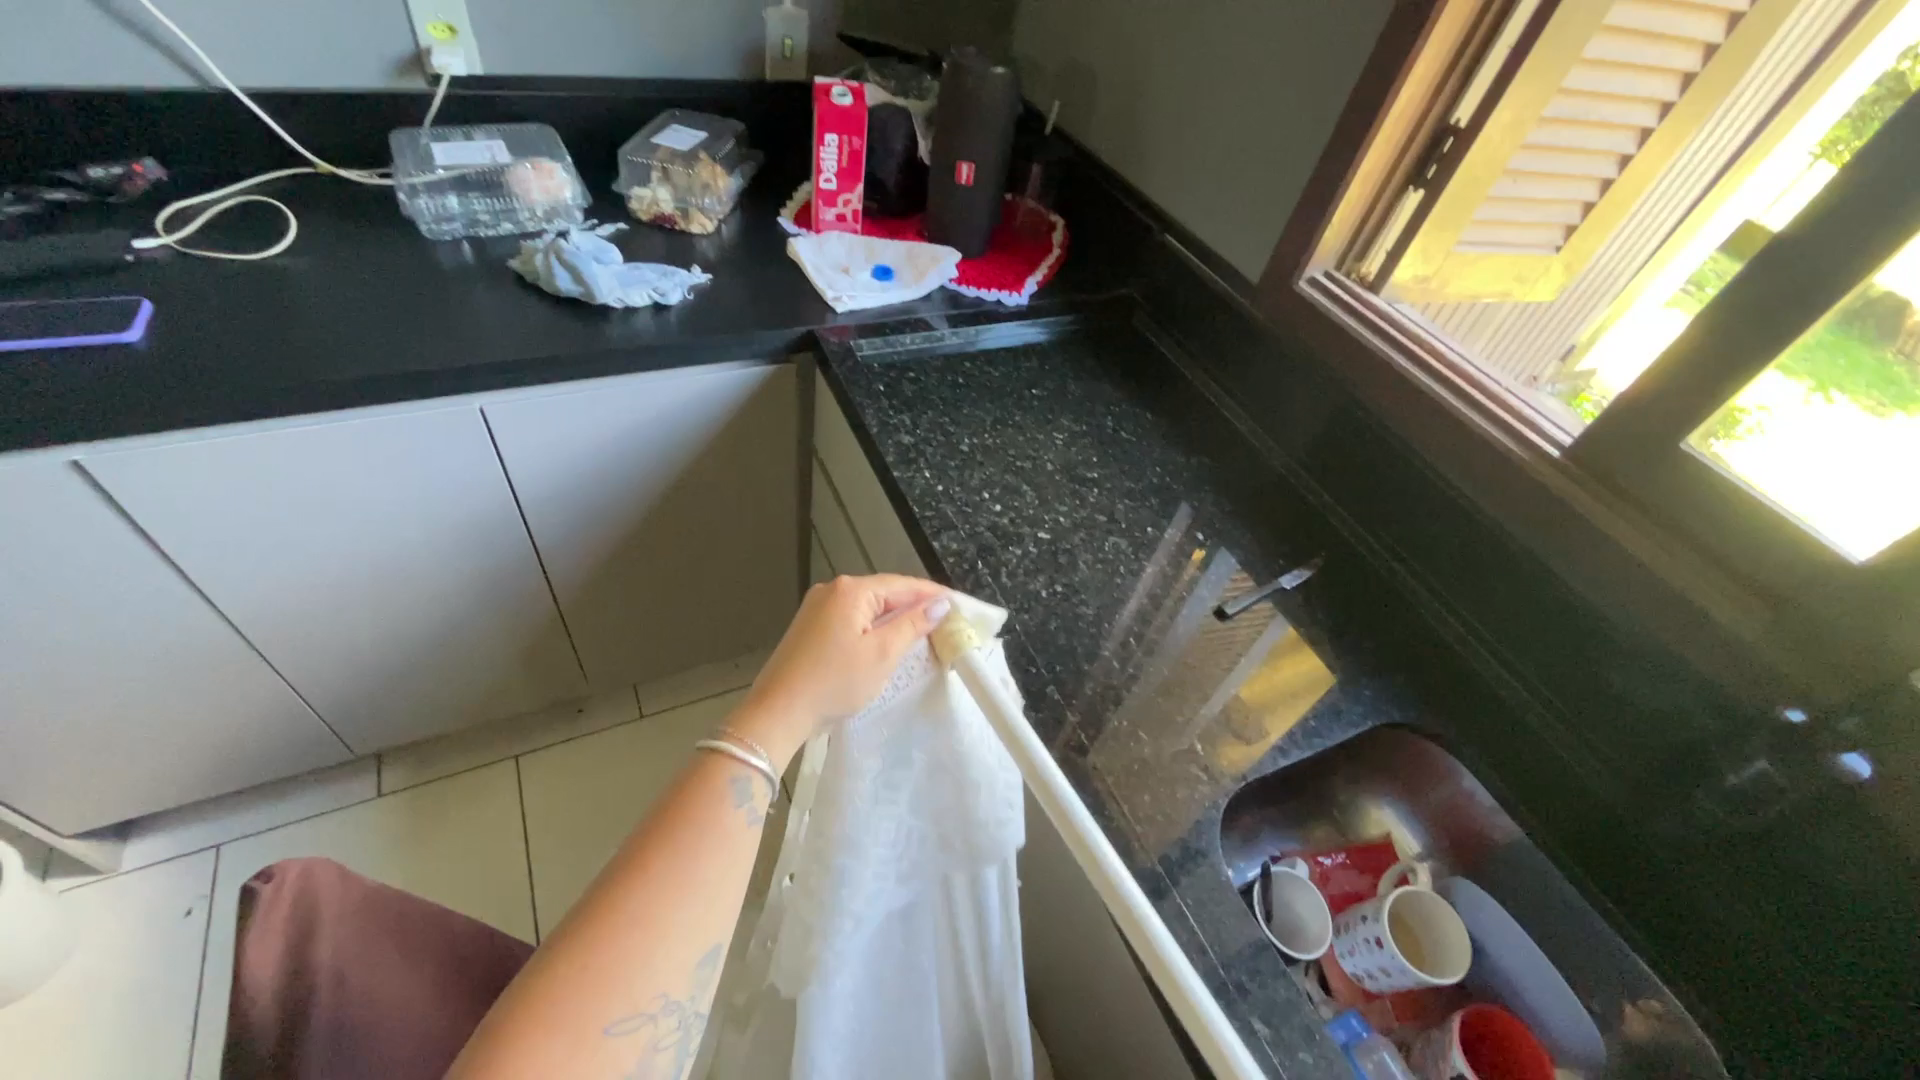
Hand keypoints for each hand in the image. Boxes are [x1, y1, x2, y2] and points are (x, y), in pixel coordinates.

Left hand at [729, 574, 949, 768]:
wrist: (778, 712)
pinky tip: (888, 642)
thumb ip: (913, 624)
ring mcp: (817, 608)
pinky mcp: (810, 628)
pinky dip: (873, 628)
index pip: (902, 584)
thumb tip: (940, 603)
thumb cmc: (835, 682)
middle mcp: (832, 590)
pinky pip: (852, 620)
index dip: (933, 594)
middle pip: (884, 593)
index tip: (961, 605)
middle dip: (914, 606)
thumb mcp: (882, 654)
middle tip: (946, 621)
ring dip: (894, 618)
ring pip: (868, 608)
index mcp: (850, 590)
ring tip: (924, 632)